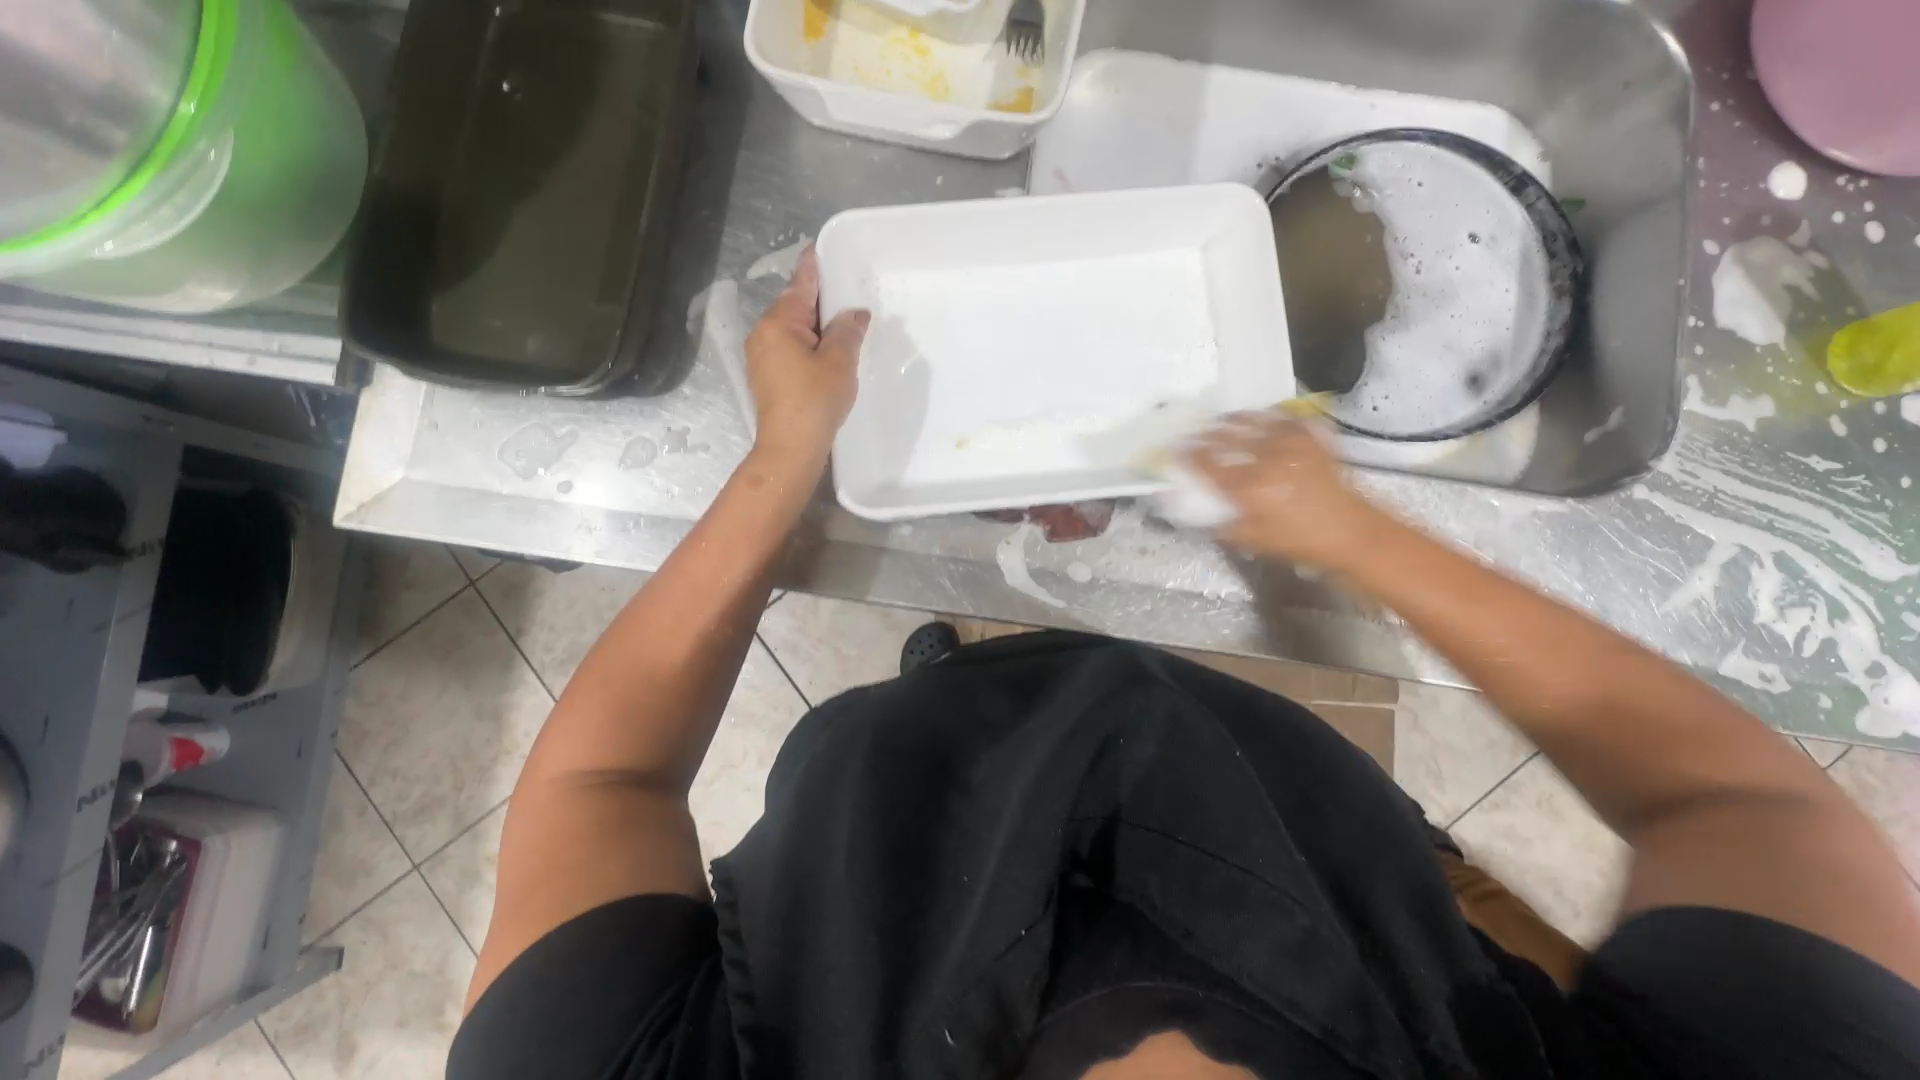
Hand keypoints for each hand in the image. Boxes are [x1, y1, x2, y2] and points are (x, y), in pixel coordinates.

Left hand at [746, 247, 870, 460]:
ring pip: (792, 330)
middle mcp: (763, 334)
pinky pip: (790, 349)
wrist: (790, 447)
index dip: (812, 266)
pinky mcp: (767, 377)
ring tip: (842, 325)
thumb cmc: (814, 401)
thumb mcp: (839, 362)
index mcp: (779, 323)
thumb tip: (854, 314)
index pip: (800, 284)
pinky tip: (826, 353)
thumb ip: (847, 331)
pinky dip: (808, 346)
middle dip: (819, 300)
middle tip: (845, 291)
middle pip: (795, 307)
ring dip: (815, 326)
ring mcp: (761, 357)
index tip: (818, 248)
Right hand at [1184, 411, 1390, 570]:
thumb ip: (1221, 525)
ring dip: (1234, 419)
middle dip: (1207, 433)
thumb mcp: (1252, 541)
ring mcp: (1290, 445)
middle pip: (1226, 436)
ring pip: (1253, 421)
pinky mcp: (1311, 440)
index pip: (1206, 462)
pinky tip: (1265, 417)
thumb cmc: (1299, 542)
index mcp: (1246, 486)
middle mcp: (1264, 459)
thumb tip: (1196, 515)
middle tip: (1196, 433)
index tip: (1177, 449)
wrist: (1350, 533)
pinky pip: (1286, 419)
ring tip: (1224, 419)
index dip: (1187, 454)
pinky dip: (1271, 415)